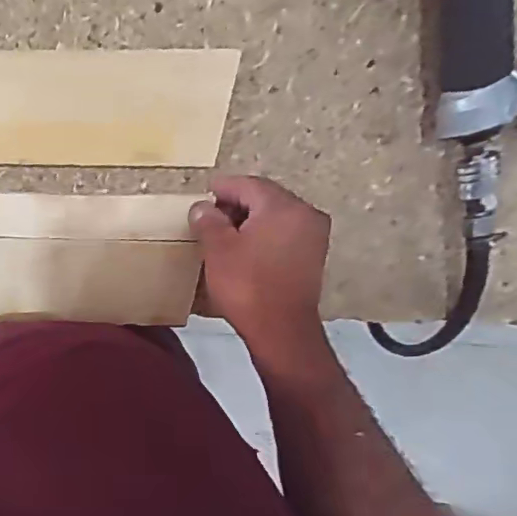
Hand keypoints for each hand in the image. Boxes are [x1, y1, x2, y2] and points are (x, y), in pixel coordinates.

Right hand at [189, 175, 331, 367]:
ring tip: (226, 234)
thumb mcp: (218, 250)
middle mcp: (305, 214)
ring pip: (277, 218)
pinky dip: (266, 236)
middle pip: (266, 199)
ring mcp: (314, 237)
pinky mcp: (313, 258)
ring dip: (252, 221)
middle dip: (238, 204)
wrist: (281, 330)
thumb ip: (208, 221)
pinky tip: (247, 249)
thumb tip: (202, 207)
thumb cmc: (247, 286)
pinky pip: (285, 235)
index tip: (207, 191)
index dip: (224, 187)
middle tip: (212, 215)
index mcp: (282, 206)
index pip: (249, 185)